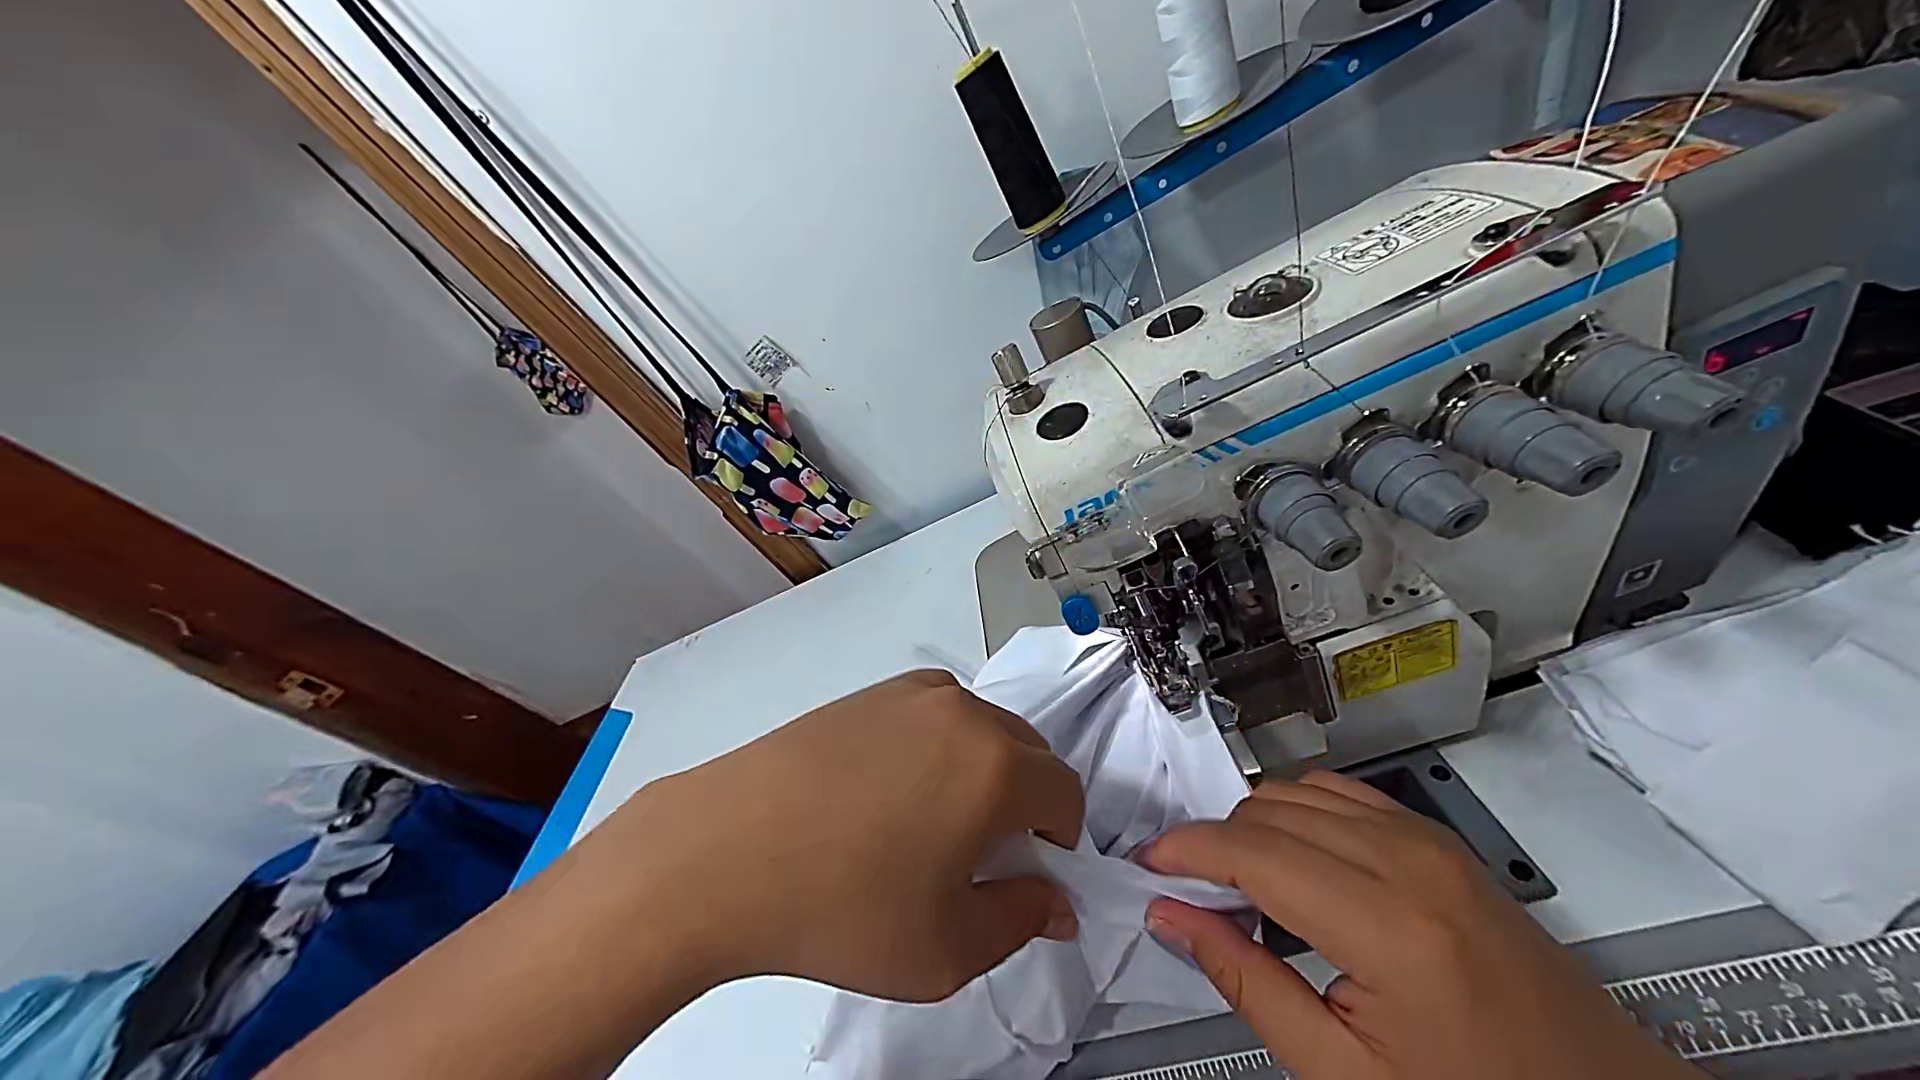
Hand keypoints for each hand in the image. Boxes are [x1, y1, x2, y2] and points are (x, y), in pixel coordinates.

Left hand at [579, 669, 1084, 1002]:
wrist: (726, 849)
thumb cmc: (843, 906)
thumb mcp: (947, 949)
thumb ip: (1020, 921)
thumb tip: (1054, 901)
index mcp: (997, 766)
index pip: (1066, 793)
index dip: (1060, 840)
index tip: (1030, 873)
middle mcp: (964, 713)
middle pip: (1030, 752)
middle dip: (1026, 802)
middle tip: (983, 854)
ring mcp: (913, 694)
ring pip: (982, 728)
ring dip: (984, 769)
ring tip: (935, 820)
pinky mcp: (871, 692)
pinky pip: (934, 713)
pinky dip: (940, 745)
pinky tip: (894, 787)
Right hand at [1141, 772, 1702, 1079]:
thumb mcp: (1345, 1075)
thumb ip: (1246, 982)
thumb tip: (1175, 918)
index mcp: (1391, 929)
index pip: (1251, 852)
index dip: (1185, 851)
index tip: (1151, 865)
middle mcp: (1411, 862)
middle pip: (1266, 812)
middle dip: (1215, 843)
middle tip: (1197, 894)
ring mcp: (1430, 842)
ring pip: (1296, 792)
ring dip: (1253, 826)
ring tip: (1243, 883)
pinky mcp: (1438, 839)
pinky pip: (1339, 791)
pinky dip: (1296, 813)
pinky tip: (1293, 859)